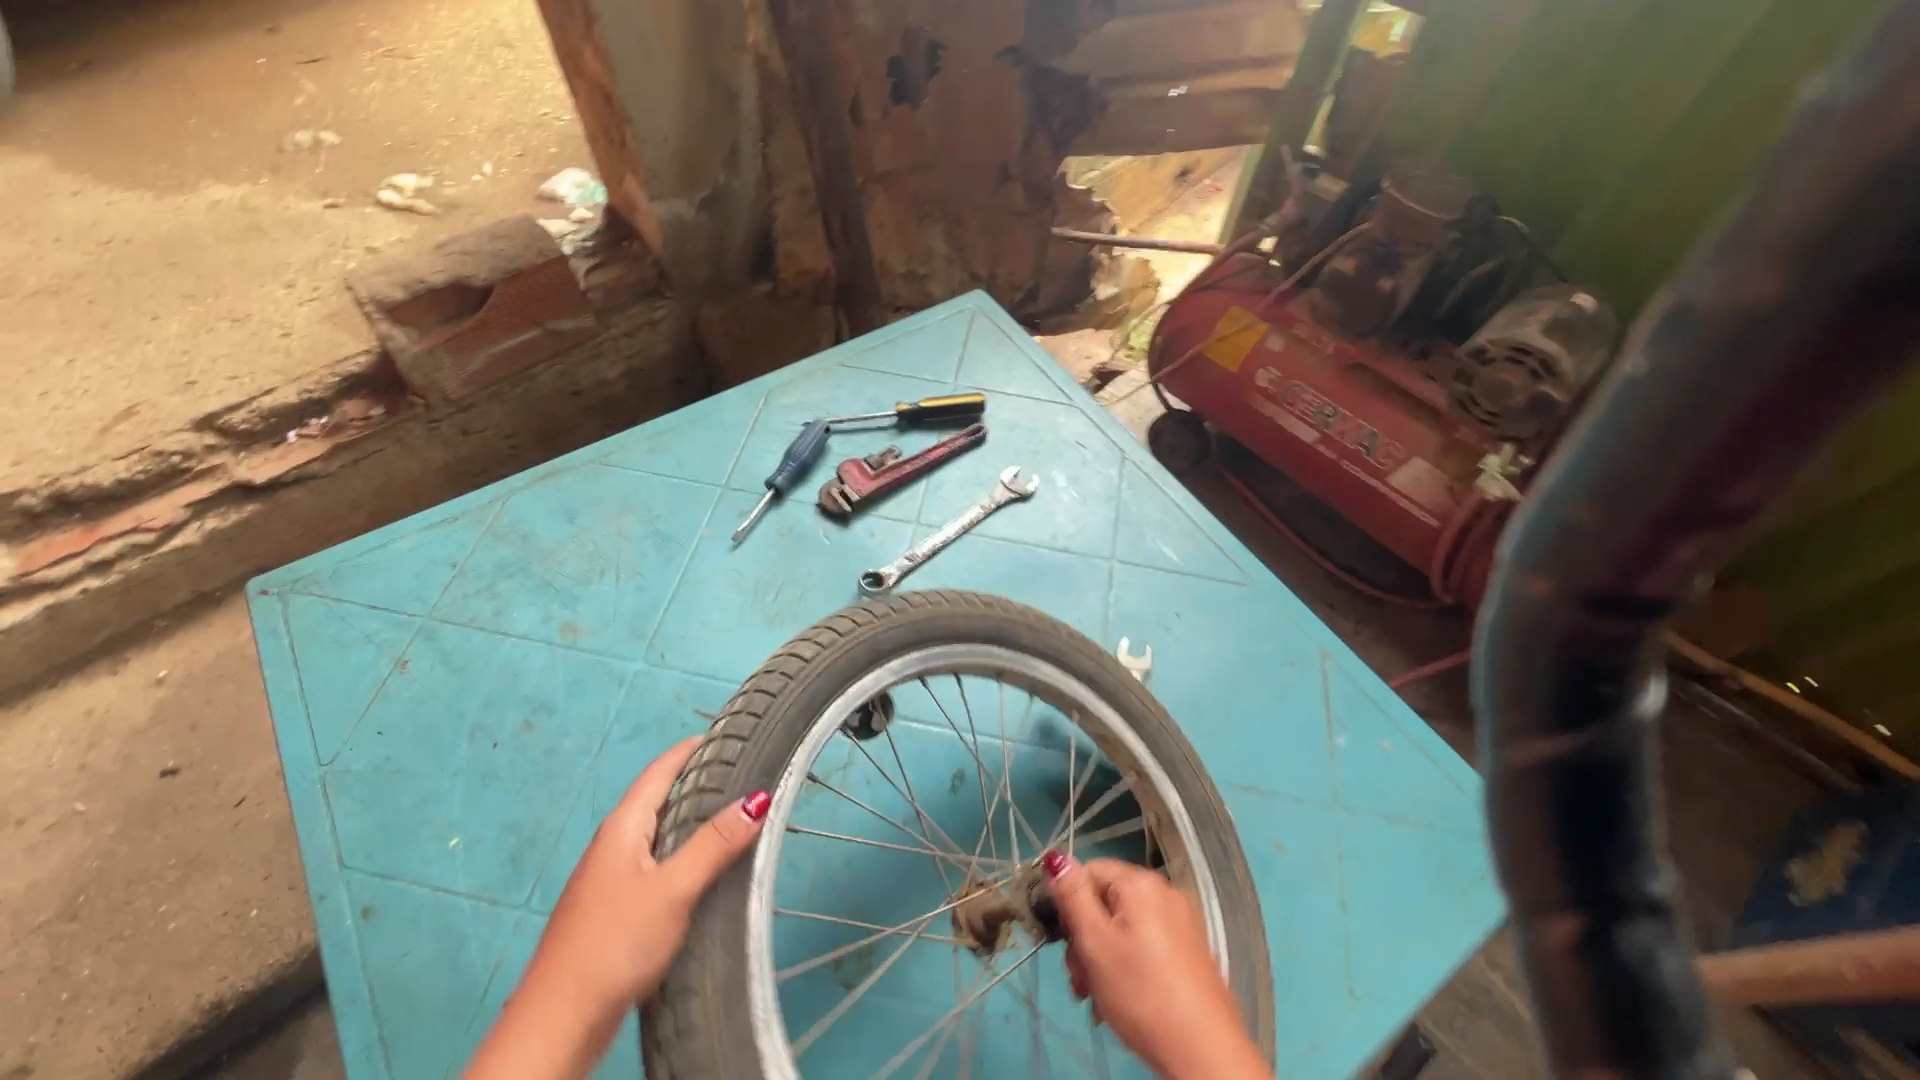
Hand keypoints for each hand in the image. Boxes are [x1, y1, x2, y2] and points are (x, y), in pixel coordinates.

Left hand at [467, 737, 769, 1078]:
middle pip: (659, 800)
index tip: (730, 734)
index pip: (660, 771)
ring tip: (735, 819)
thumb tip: (757, 797)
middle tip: (745, 775)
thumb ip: (714, 844)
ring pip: (658, 835)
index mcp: (622, 828)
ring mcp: (610, 880)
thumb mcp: (673, 889)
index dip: (692, 749)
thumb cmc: (615, 943)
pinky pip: (655, 865)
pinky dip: (683, 855)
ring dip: (692, 822)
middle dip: (699, 783)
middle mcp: (613, 845)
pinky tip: (704, 875)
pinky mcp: (614, 911)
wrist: (560, 1019)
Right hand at [1046, 852, 1270, 1079]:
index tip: (1063, 944)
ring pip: (1123, 926)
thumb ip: (1073, 896)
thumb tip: (1057, 857)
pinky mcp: (1189, 948)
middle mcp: (1164, 892)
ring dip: (1102, 956)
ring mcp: (1181, 921)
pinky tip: (1122, 996)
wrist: (1203, 1050)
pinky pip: (1145, 943)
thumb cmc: (1141, 992)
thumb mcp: (1095, 943)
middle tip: (1080, 980)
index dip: (1068, 904)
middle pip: (1106, 901)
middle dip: (1085, 938)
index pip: (1088, 872)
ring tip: (1098, 996)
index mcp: (1140, 884)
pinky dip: (1127, 963)